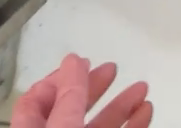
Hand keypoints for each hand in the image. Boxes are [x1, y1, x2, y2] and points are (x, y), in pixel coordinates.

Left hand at [12, 54, 151, 127]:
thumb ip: (70, 96)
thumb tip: (73, 59)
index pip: (34, 102)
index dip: (57, 80)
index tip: (84, 63)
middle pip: (70, 111)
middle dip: (94, 87)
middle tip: (113, 69)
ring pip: (97, 126)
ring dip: (120, 106)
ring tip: (142, 89)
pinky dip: (133, 125)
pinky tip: (146, 111)